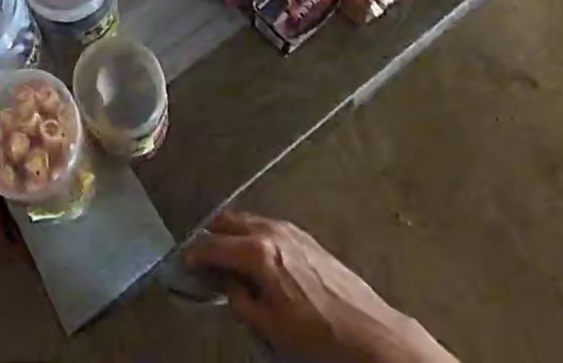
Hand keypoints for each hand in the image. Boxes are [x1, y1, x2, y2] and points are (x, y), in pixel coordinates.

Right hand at [184, 209, 455, 362]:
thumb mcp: (270, 328)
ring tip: (230, 258)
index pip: (211, 246)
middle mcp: (270, 231)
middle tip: (205, 259)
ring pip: (247, 221)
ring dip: (232, 234)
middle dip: (211, 237)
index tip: (184, 264)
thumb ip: (239, 300)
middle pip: (225, 222)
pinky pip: (268, 228)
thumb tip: (228, 285)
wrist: (378, 340)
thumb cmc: (321, 337)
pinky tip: (259, 258)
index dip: (193, 255)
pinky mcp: (308, 239)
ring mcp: (291, 231)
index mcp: (256, 252)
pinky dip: (253, 236)